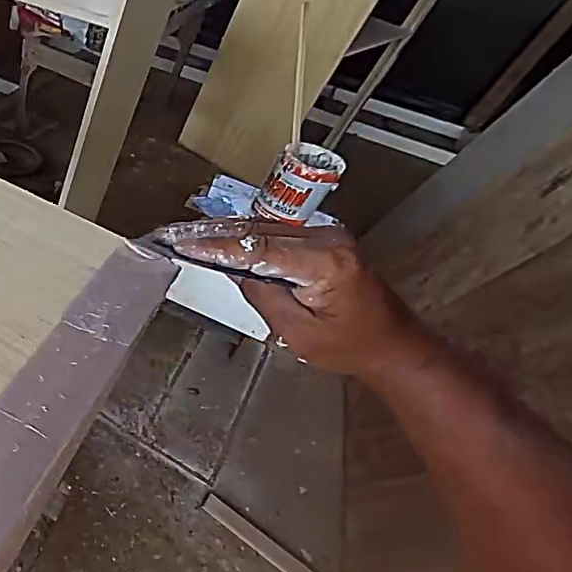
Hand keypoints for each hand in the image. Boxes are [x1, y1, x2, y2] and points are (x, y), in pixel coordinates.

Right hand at [152, 218, 439, 378]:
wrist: (393, 345)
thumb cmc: (352, 345)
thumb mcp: (295, 331)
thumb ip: (261, 294)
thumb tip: (233, 268)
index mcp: (326, 264)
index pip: (257, 247)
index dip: (216, 246)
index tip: (185, 245)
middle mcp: (330, 242)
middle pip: (258, 230)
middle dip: (215, 233)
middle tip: (177, 234)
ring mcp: (329, 237)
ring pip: (264, 226)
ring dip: (226, 231)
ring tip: (190, 235)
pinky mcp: (324, 241)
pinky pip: (276, 232)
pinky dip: (246, 235)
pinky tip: (221, 238)